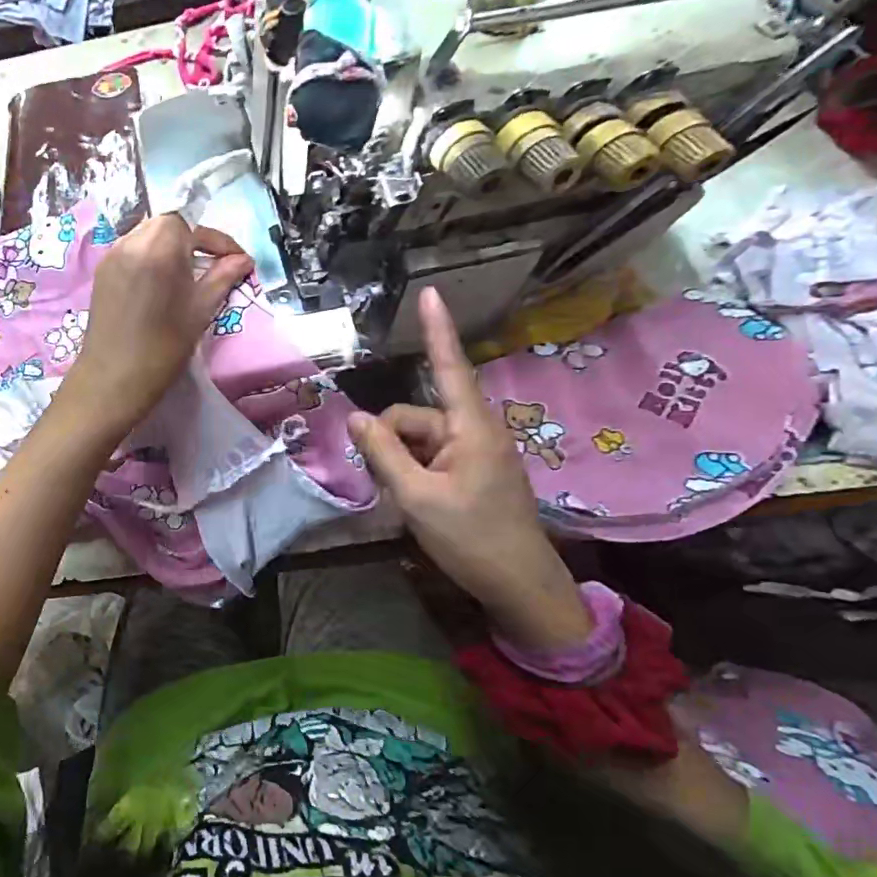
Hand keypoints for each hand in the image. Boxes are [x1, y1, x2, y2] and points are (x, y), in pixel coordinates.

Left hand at [66, 214, 254, 434]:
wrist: (113, 380)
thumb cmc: (163, 347)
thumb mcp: (200, 310)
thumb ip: (222, 277)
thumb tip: (243, 260)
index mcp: (159, 247)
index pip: (190, 222)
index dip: (215, 238)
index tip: (234, 259)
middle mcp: (131, 242)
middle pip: (166, 223)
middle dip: (192, 238)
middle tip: (213, 264)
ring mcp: (112, 256)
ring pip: (147, 234)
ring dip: (170, 246)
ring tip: (188, 273)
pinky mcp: (101, 272)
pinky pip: (131, 250)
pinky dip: (150, 256)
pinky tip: (161, 283)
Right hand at [348, 287, 591, 649]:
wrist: (520, 585)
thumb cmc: (472, 537)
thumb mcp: (417, 497)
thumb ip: (384, 453)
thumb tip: (355, 416)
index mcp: (470, 429)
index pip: (449, 367)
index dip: (436, 330)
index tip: (432, 292)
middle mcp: (475, 432)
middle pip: (416, 415)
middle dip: (389, 439)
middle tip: (381, 480)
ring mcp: (477, 454)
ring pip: (420, 439)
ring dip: (399, 460)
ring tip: (399, 498)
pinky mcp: (475, 473)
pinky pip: (433, 457)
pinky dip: (413, 471)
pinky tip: (410, 499)